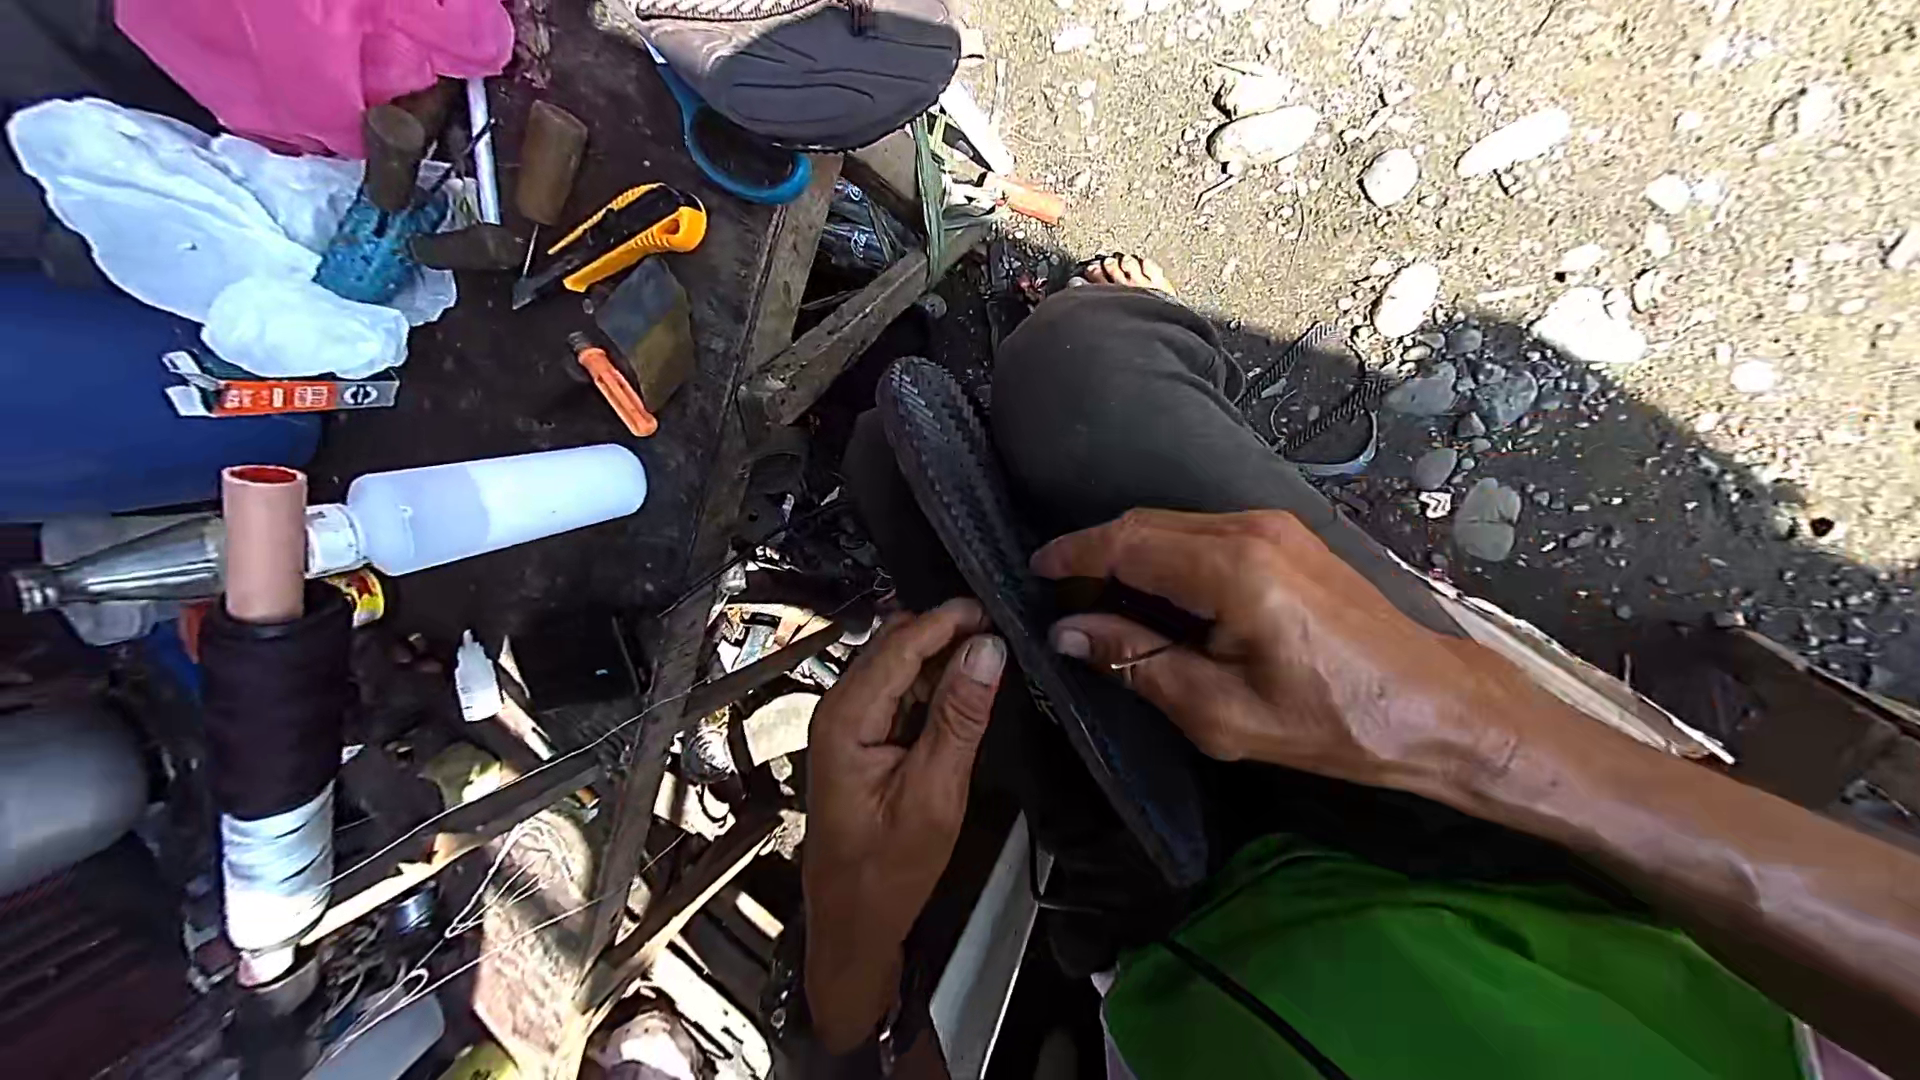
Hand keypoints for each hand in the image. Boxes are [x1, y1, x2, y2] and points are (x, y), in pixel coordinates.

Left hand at [802, 599, 1006, 1051]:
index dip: (947, 620)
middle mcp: (839, 707)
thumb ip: (959, 715)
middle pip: (894, 645)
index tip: (992, 608)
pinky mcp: (861, 734)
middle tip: (997, 634)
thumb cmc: (888, 870)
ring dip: (940, 656)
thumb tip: (987, 648)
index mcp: (846, 717)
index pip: (900, 645)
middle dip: (945, 632)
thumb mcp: (935, 792)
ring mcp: (847, 720)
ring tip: (988, 656)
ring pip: (898, 663)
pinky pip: (898, 690)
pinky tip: (961, 688)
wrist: (853, 922)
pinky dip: (931, 681)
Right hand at [1031, 509, 1547, 797]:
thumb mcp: (1221, 712)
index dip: (1072, 555)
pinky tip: (1152, 590)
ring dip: (1126, 552)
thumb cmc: (1334, 723)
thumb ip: (1136, 662)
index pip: (1125, 545)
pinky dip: (1161, 553)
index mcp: (1232, 570)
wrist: (1441, 707)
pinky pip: (1199, 531)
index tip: (1035, 571)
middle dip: (1093, 553)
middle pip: (1143, 525)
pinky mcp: (1285, 534)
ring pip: (1169, 524)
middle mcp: (1249, 529)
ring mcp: (1272, 525)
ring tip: (1098, 597)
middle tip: (1061, 594)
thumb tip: (1067, 632)